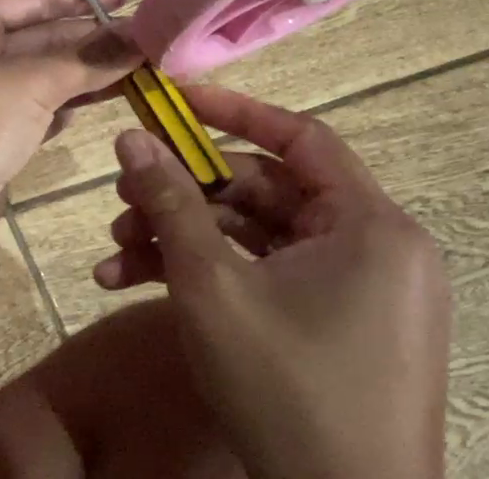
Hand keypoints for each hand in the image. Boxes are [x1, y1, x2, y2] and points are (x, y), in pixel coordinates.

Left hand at [0, 0, 142, 248]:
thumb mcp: (27, 83)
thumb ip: (84, 59)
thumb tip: (139, 36)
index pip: (25, 0)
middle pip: (35, 38)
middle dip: (87, 40)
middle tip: (147, 44)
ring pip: (37, 76)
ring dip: (82, 75)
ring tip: (139, 72)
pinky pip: (32, 110)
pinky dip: (61, 106)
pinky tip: (95, 105)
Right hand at [96, 85, 450, 478]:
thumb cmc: (286, 388)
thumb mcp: (211, 285)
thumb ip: (170, 202)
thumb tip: (130, 136)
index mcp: (371, 228)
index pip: (300, 137)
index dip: (230, 111)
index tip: (169, 101)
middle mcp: (374, 249)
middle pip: (264, 190)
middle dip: (182, 194)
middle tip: (120, 201)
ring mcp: (356, 292)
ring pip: (252, 235)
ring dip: (179, 238)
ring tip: (114, 254)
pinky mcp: (335, 325)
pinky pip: (263, 275)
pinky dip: (204, 274)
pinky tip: (133, 285)